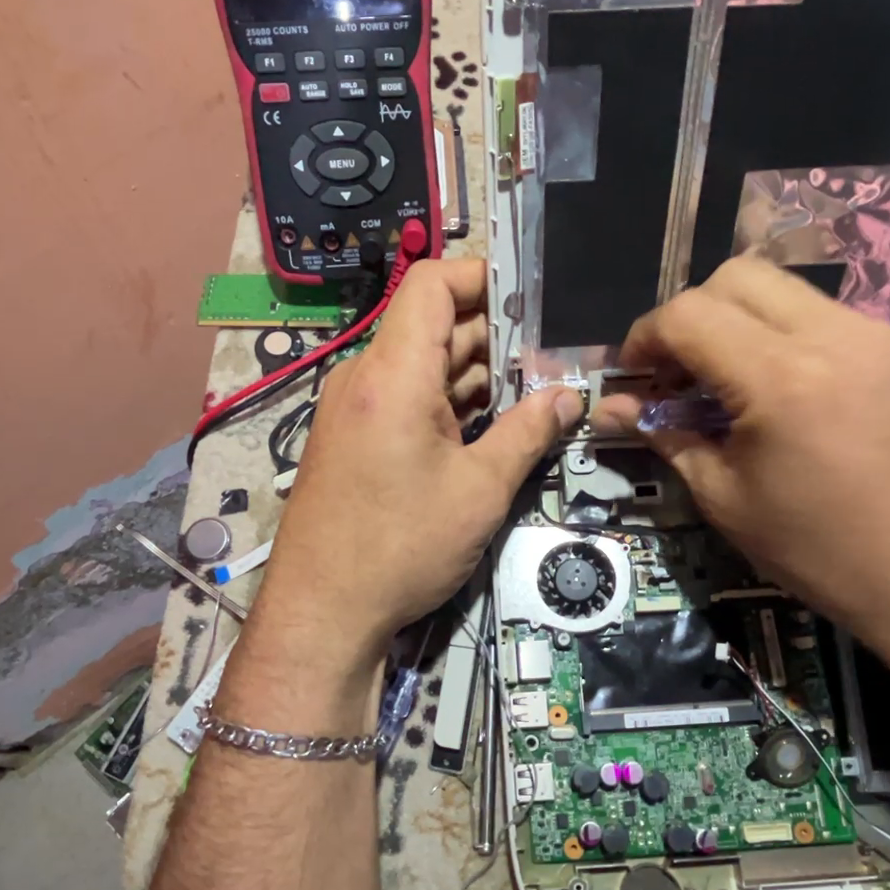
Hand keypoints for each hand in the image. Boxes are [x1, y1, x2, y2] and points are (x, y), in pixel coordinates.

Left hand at [250, 258, 582, 682]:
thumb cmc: (400, 548)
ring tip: (534, 392)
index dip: (482, 277)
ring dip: (475, 374)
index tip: (531, 298)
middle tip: (553, 356)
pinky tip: (491, 425)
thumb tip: (568, 398)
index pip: (431, 285)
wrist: (321, 613)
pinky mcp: (355, 439)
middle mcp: (366, 379)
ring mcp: (356, 409)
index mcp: (392, 374)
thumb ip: (528, 434)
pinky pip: (406, 399)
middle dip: (495, 336)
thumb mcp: (479, 491)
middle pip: (433, 326)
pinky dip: (448, 403)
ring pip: (423, 366)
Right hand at [590, 258, 889, 672]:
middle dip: (693, 316)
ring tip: (736, 385)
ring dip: (744, 323)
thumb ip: (667, 436)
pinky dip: (794, 340)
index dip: (645, 336)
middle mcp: (838, 337)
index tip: (636, 375)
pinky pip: (834, 320)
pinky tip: (795, 396)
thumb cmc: (823, 554)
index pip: (689, 314)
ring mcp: (885, 337)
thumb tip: (614, 407)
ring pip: (789, 291)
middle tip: (681, 373)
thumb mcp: (726, 499)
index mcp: (783, 379)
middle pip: (738, 277)